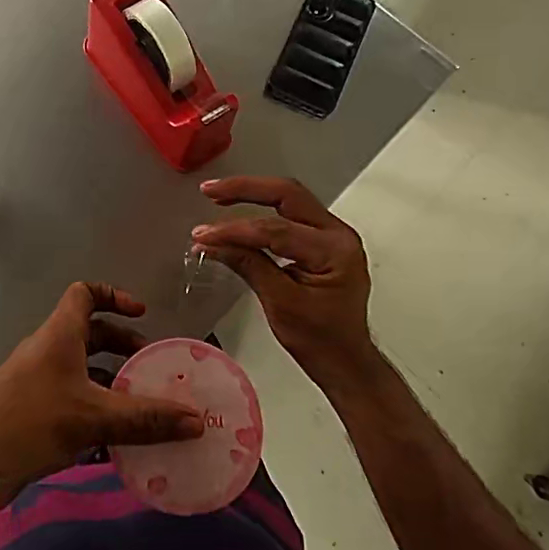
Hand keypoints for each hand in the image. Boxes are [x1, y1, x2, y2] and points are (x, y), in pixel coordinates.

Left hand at [0, 283, 202, 507]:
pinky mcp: (34, 416)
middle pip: (90, 335)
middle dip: (122, 347)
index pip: (85, 294)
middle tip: (150, 367)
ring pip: (83, 373)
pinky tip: (120, 443)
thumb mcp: (93, 417)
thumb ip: (145, 419)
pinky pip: (74, 405)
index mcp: (60, 335)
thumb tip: (197, 420)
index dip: (115, 296)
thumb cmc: (29, 420)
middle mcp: (49, 353)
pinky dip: (97, 416)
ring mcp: (39, 384)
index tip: (142, 315)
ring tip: (143, 406)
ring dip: (111, 385)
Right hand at [192, 177, 381, 384]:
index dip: (235, 230)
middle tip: (210, 191)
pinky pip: (291, 216)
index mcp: (334, 250)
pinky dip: (263, 213)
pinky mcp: (323, 242)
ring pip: (290, 200)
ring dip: (253, 196)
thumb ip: (249, 265)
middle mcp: (338, 233)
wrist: (345, 360)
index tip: (202, 236)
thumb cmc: (319, 340)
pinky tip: (239, 215)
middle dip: (246, 190)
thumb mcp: (281, 304)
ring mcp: (333, 235)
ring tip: (218, 197)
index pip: (276, 230)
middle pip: (288, 195)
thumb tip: (211, 243)